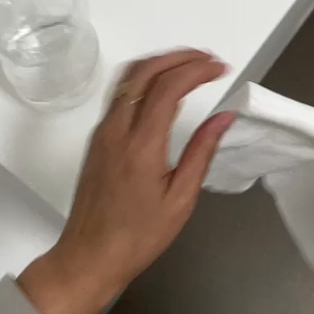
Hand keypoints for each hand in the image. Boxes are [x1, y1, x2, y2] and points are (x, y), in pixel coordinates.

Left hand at [18, 49, 232, 313]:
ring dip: (160, 62)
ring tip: (190, 64)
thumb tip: (225, 117)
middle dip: (179, 56)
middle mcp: (117, 129)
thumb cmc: (139, 237)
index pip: (169, 87)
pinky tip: (166, 87)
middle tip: (209, 59)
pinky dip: (146, 77)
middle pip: (145, 71)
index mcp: (141, 146)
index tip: (222, 69)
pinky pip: (121, 92)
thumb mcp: (181, 200)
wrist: (88, 257)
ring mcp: (103, 131)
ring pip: (128, 76)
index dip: (197, 70)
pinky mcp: (98, 137)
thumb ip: (202, 153)